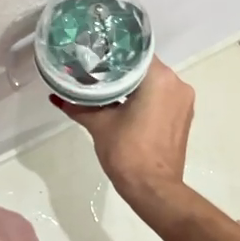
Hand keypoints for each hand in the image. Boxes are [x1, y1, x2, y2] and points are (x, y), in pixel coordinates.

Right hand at [53, 58, 194, 214]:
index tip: (93, 55)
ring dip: (131, 85)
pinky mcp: (182, 117)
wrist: (152, 188)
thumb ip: (78, 105)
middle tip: (93, 71)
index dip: (112, 52)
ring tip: (104, 88)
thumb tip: (56, 96)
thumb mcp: (98, 124)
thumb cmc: (127, 151)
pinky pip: (160, 97)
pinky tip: (121, 104)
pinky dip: (142, 97)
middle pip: (144, 67)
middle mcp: (177, 84)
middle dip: (119, 70)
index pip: (134, 52)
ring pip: (152, 83)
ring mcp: (183, 101)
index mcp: (159, 78)